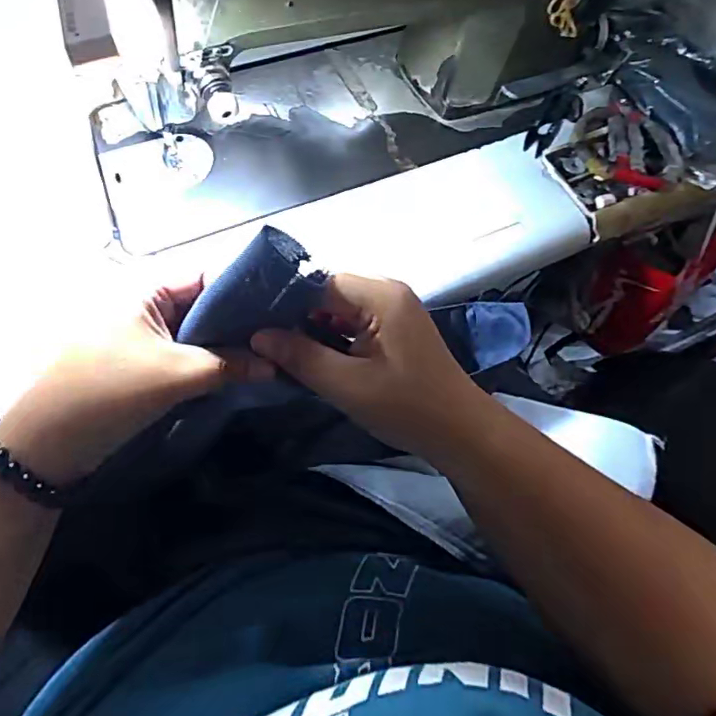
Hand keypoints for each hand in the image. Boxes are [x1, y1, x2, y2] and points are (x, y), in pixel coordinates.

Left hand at [0, 279, 272, 483]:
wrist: (45, 446)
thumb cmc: (108, 392)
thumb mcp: (175, 375)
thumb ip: (230, 364)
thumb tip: (276, 365)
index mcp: (149, 289)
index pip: (210, 276)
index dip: (246, 290)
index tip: (283, 310)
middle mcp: (149, 305)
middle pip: (207, 304)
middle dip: (241, 323)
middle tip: (283, 338)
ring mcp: (146, 336)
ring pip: (199, 333)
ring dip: (228, 346)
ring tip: (272, 357)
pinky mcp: (144, 365)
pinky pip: (187, 355)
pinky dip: (211, 363)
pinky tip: (241, 375)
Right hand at [249, 274, 496, 462]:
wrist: (461, 431)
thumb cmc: (407, 407)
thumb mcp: (347, 386)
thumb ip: (301, 357)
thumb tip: (259, 335)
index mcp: (381, 295)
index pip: (319, 284)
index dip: (285, 303)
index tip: (254, 324)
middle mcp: (388, 292)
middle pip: (329, 293)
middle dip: (298, 316)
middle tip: (263, 340)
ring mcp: (395, 309)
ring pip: (340, 309)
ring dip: (315, 329)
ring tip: (281, 350)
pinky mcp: (396, 328)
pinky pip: (355, 322)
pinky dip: (334, 338)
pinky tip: (313, 357)